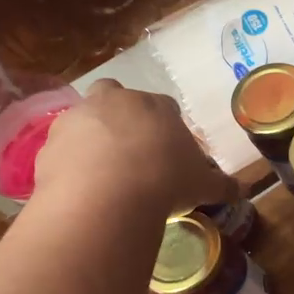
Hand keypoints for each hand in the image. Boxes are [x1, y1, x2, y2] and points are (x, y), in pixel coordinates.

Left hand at [37, 79, 236, 215]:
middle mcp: (116, 101)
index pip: (165, 107)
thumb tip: (244, 190)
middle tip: (134, 151)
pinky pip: (65, 148)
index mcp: (157, 106)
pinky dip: (73, 162)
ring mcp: (78, 118)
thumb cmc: (166, 180)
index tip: (171, 152)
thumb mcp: (204, 186)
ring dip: (95, 137)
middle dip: (124, 116)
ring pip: (86, 119)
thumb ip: (223, 185)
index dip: (168, 128)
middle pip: (118, 97)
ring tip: (107, 173)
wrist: (107, 195)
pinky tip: (85, 187)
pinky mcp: (50, 142)